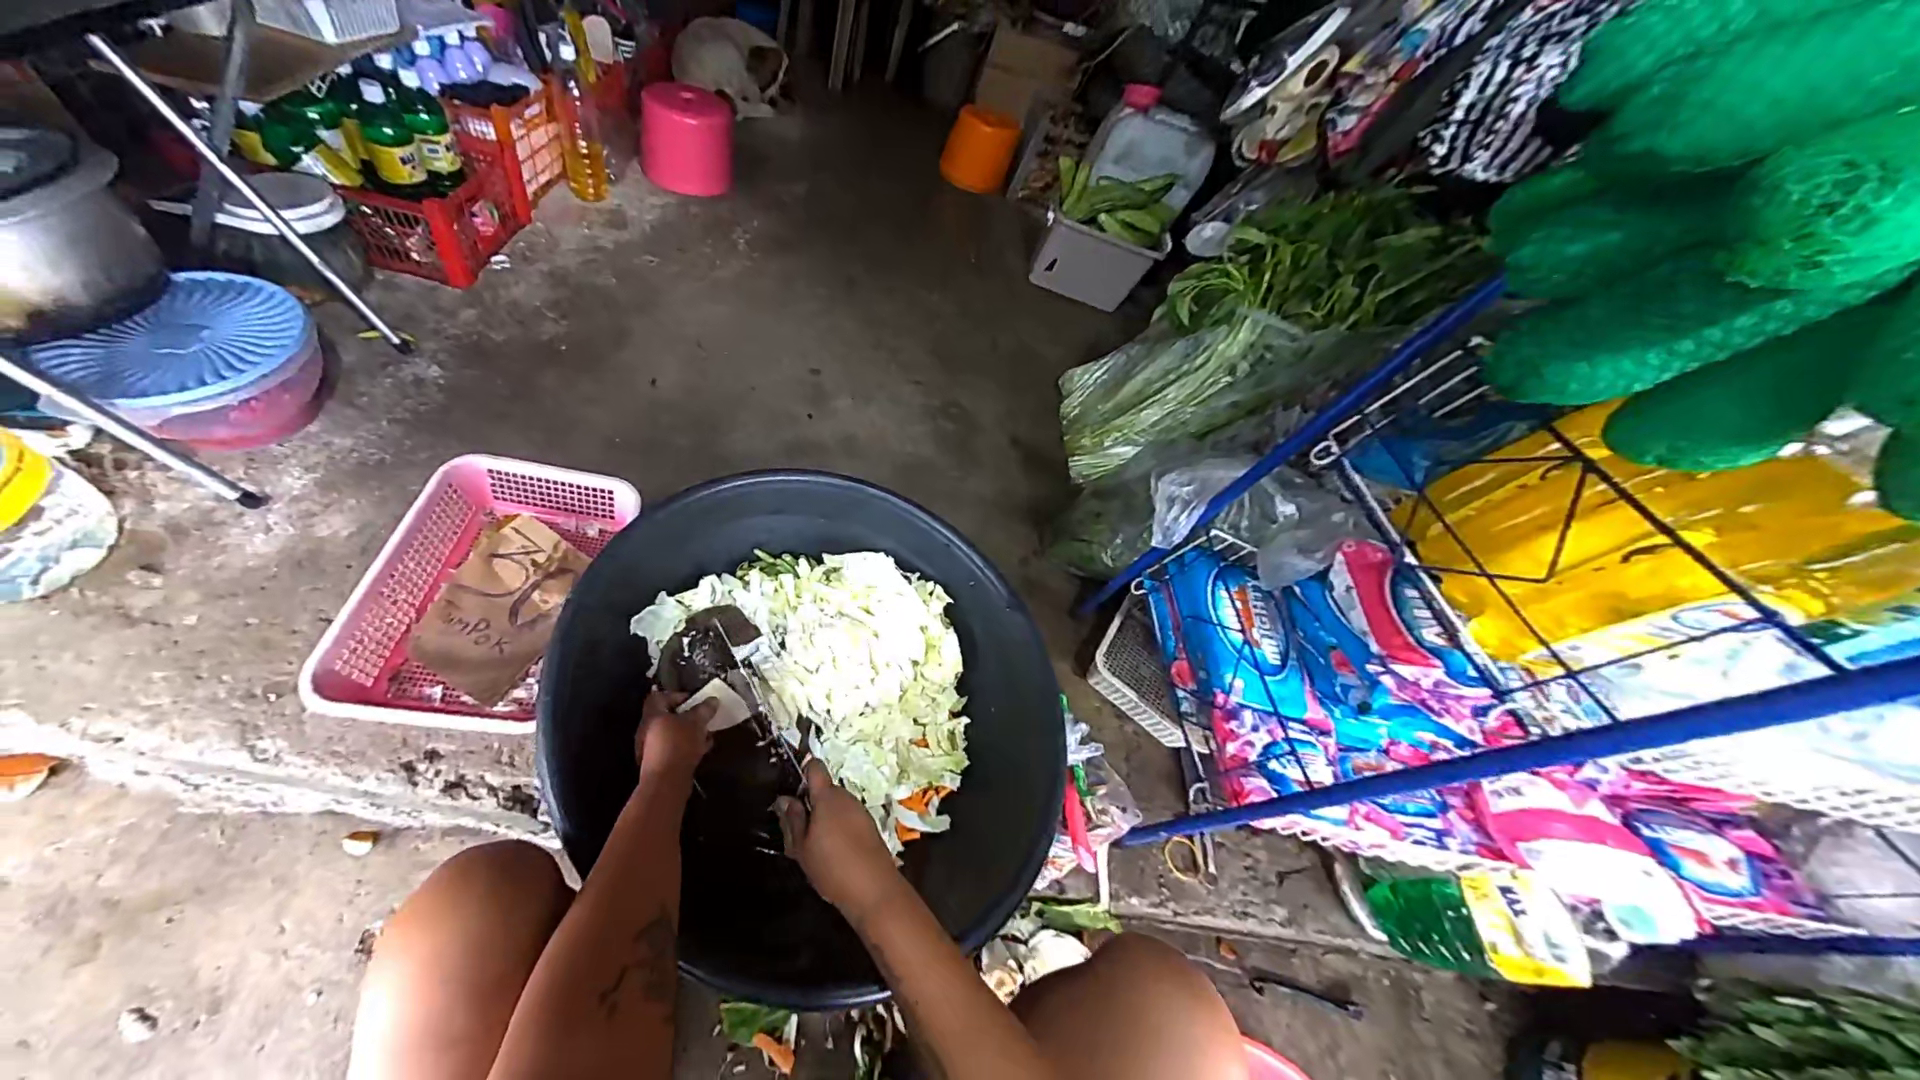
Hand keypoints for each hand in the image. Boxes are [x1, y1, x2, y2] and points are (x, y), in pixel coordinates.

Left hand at [635, 689, 713, 780]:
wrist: (666, 781)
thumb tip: (712, 700)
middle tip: (703, 717)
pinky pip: (675, 748)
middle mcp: (648, 729)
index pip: (660, 697)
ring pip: (673, 733)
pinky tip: (702, 748)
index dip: (677, 695)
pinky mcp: (660, 762)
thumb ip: (704, 710)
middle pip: (668, 716)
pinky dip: (688, 745)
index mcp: (653, 715)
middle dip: (688, 716)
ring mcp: (652, 748)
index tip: (694, 700)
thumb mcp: (696, 722)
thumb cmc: (678, 744)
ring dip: (690, 731)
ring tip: (707, 733)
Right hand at [775, 760, 903, 925]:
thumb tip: (784, 798)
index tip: (792, 788)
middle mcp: (847, 796)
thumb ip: (792, 820)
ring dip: (825, 818)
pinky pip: (848, 817)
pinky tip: (834, 853)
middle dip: (811, 804)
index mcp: (827, 796)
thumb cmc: (831, 866)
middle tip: (797, 832)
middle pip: (825, 790)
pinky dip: (839, 827)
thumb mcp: (801, 847)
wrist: (874, 888)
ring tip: (814, 848)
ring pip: (837, 805)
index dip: (803, 771)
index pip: (815, 767)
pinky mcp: (870, 825)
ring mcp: (861, 810)